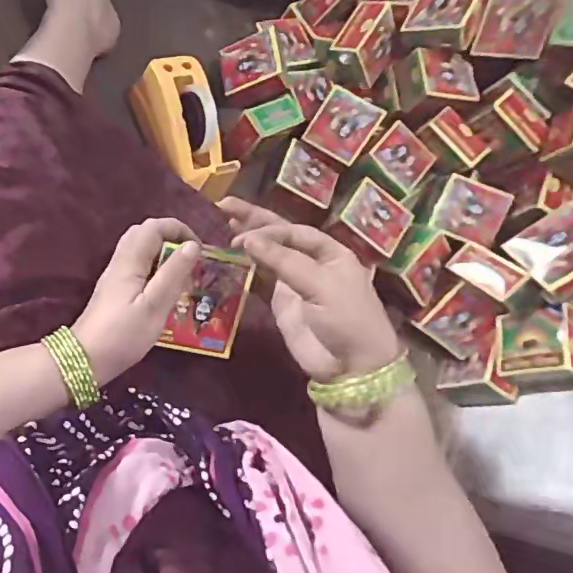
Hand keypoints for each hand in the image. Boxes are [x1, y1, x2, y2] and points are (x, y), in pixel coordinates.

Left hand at [71, 218, 200, 382]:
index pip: (153, 227)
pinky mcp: (113, 293)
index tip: (199, 249)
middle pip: (144, 234)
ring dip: (162, 255)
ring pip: (139, 252)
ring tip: (181, 276)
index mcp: (129, 262)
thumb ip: (173, 274)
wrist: (85, 359)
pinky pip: (136, 268)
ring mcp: (114, 278)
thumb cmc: (122, 335)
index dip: (178, 230)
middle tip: (190, 261)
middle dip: (170, 239)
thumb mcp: (154, 306)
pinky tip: (163, 292)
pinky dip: (153, 270)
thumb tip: (192, 246)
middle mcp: (119, 263)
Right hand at [221, 197, 400, 383]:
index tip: (243, 234)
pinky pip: (259, 280)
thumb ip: (284, 262)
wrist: (350, 366)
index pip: (294, 231)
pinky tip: (227, 259)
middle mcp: (311, 262)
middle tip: (223, 206)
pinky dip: (243, 269)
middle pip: (279, 235)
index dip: (268, 229)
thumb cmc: (347, 319)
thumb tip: (247, 240)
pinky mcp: (280, 303)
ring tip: (222, 224)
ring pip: (266, 256)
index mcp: (329, 252)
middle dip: (253, 221)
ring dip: (246, 242)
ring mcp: (294, 283)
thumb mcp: (321, 285)